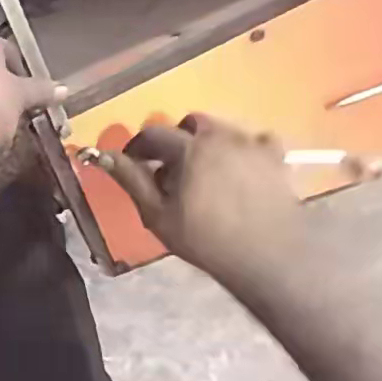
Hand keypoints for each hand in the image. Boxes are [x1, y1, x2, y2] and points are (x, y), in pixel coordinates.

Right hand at [91, 114, 308, 290]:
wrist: (268, 256)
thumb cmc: (204, 238)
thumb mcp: (157, 213)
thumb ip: (131, 179)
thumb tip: (104, 155)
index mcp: (190, 148)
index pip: (153, 134)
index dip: (136, 148)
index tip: (132, 166)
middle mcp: (224, 136)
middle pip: (190, 124)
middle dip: (174, 142)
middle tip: (168, 172)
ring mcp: (254, 144)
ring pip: (221, 131)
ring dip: (205, 145)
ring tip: (202, 176)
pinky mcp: (277, 158)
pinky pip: (253, 142)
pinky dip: (239, 151)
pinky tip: (236, 175)